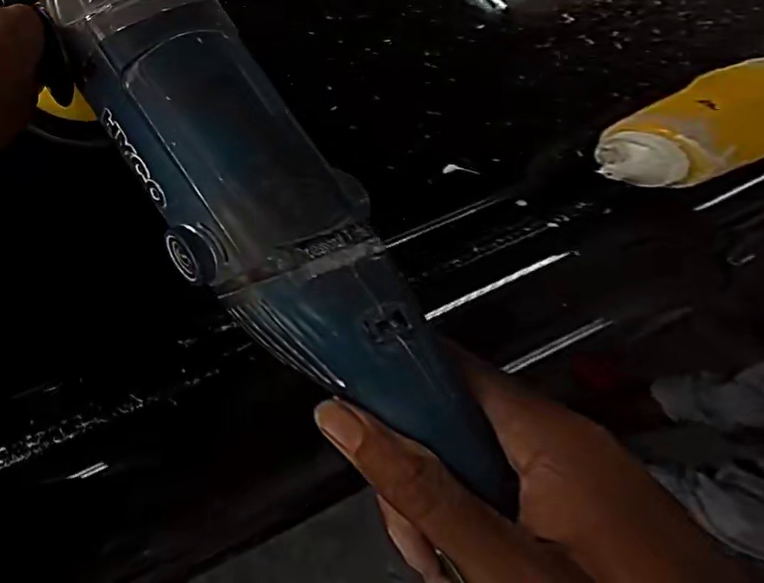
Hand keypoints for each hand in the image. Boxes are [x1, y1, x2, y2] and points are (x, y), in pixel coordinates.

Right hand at [315, 358, 744, 582]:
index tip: (346, 414)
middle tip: (412, 530)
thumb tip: (333, 414)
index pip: (435, 361)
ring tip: (447, 562)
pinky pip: (503, 492)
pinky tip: (479, 563)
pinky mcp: (591, 515)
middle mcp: (566, 443)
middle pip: (442, 421)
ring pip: (466, 462)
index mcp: (550, 434)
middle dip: (409, 471)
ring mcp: (581, 480)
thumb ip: (421, 488)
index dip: (380, 380)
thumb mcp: (510, 566)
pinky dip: (477, 522)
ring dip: (438, 506)